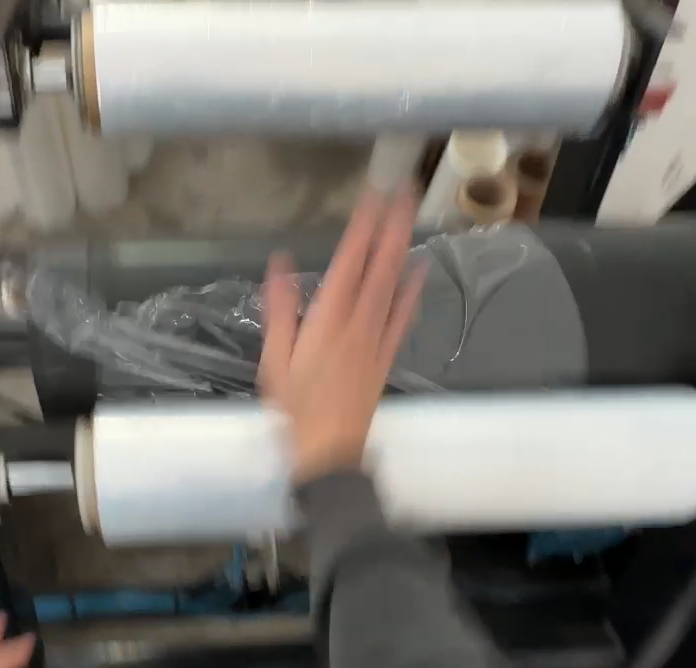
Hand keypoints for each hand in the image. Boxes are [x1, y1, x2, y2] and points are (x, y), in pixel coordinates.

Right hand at [259, 188, 426, 479]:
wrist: (330, 451)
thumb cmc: (296, 408)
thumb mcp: (275, 361)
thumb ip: (280, 311)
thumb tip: (280, 265)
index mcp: (328, 320)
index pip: (349, 262)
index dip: (364, 226)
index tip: (374, 193)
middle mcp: (358, 323)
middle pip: (379, 266)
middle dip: (392, 226)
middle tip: (405, 188)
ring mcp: (376, 340)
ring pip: (393, 285)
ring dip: (403, 248)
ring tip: (412, 216)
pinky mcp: (385, 358)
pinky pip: (401, 319)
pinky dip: (412, 293)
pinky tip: (420, 272)